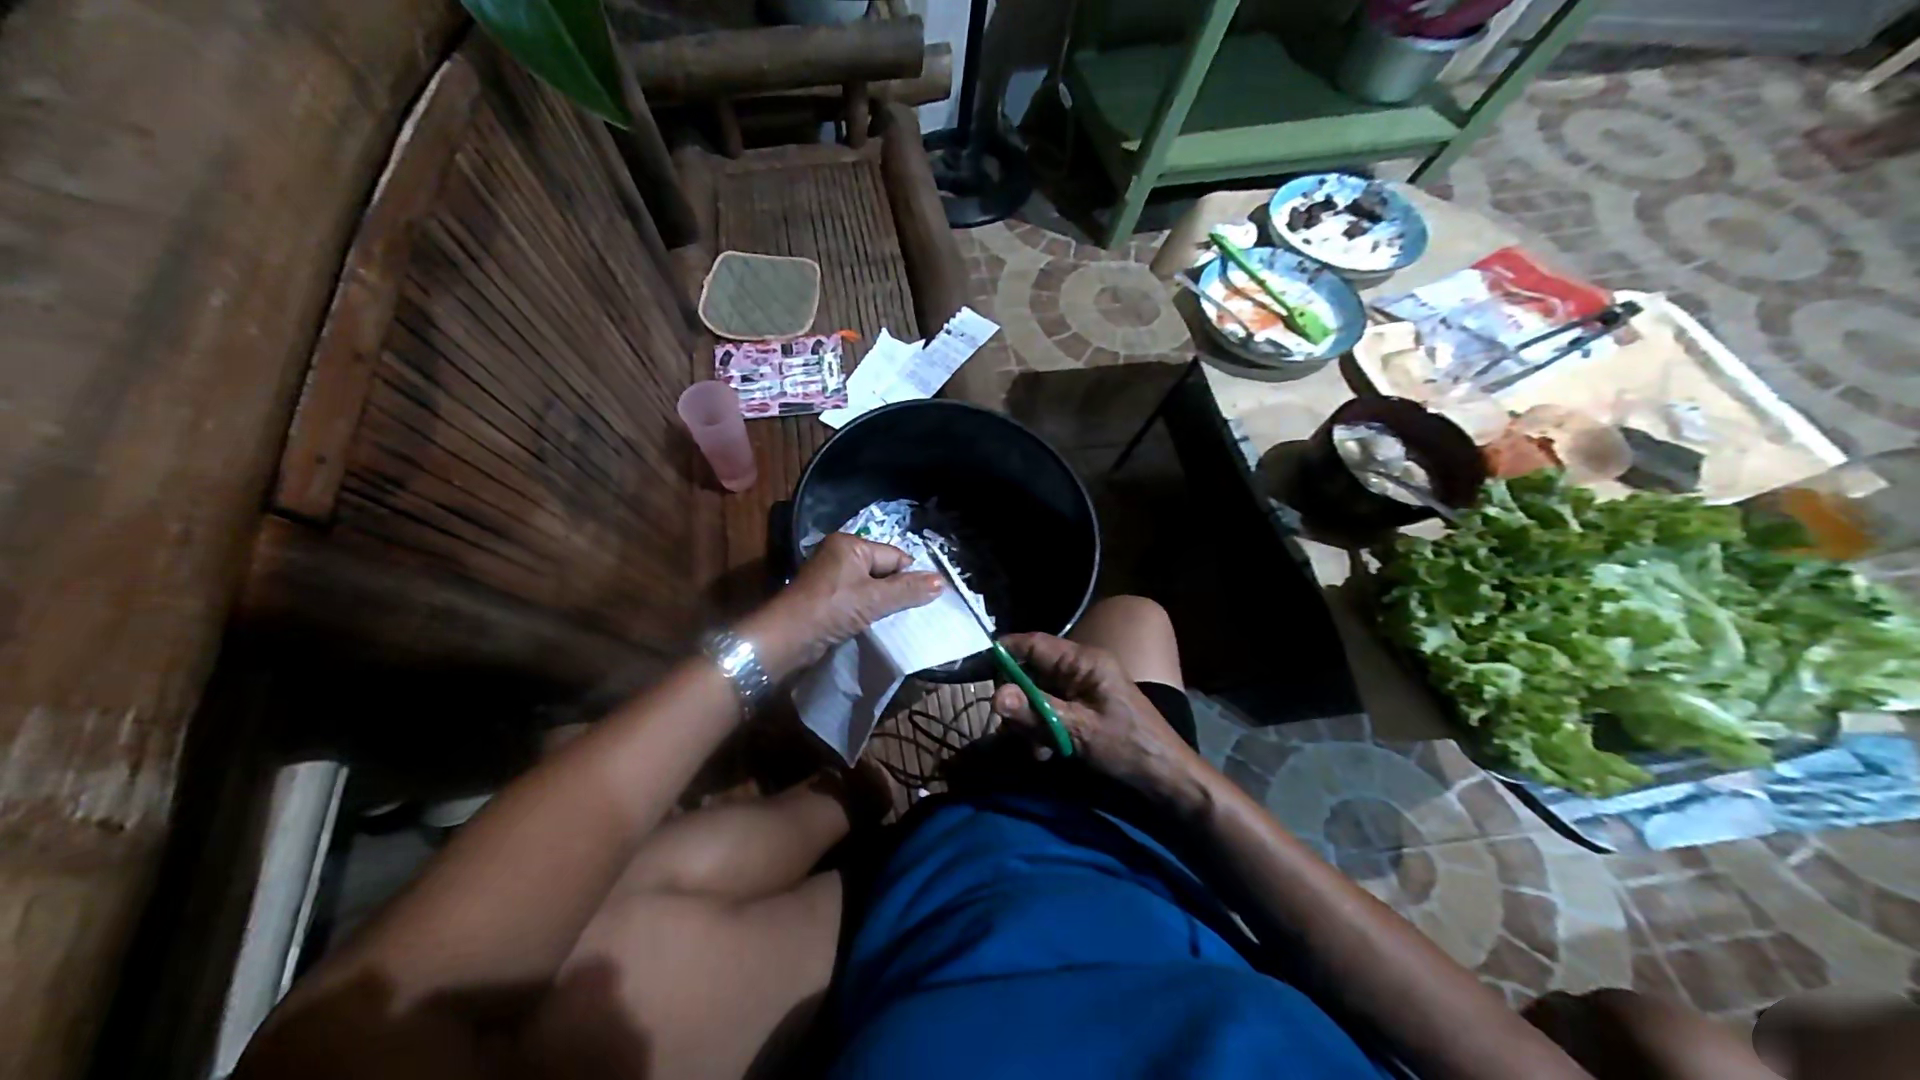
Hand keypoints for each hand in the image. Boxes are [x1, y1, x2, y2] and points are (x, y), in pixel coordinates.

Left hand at [739, 534, 942, 678]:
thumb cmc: (830, 610)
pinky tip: (871, 624)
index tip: (920, 600)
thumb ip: (908, 590)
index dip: (908, 578)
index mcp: (850, 544)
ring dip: (881, 603)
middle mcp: (839, 554)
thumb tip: (942, 581)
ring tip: (888, 620)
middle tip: (905, 612)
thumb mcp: (873, 599)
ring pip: (870, 586)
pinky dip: (866, 610)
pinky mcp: (826, 597)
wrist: (785, 639)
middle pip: (883, 570)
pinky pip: (857, 598)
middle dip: (895, 591)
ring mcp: (831, 576)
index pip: (894, 556)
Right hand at [991, 633, 1210, 814]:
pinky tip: (1046, 754)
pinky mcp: (1085, 708)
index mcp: (1083, 661)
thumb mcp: (1077, 731)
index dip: (1004, 654)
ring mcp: (1084, 688)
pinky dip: (1044, 730)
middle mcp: (1081, 668)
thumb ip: (1035, 712)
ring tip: (1036, 751)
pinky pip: (1052, 710)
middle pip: (1031, 672)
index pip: (1032, 643)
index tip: (978, 674)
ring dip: (1030, 722)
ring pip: (1038, 695)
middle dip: (1018, 702)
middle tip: (1012, 732)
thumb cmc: (1127, 748)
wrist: (1168, 778)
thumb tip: (995, 697)